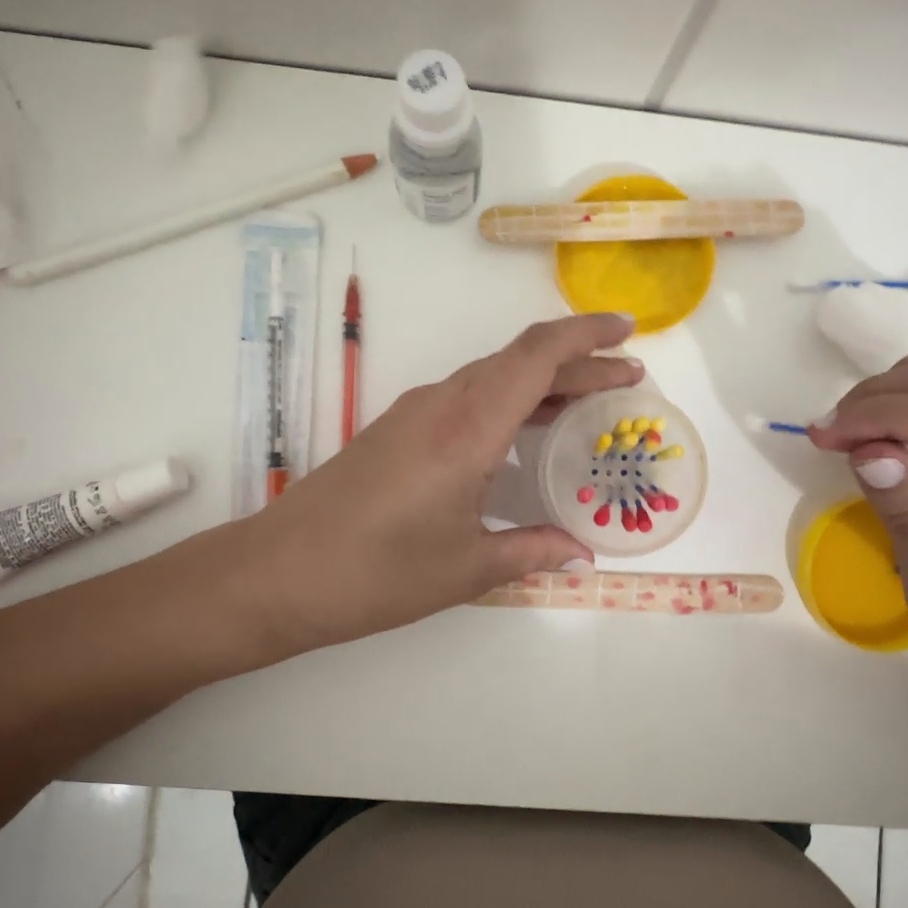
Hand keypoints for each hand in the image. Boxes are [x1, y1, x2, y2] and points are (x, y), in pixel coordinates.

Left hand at [245, 313, 641, 650]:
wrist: (279, 573)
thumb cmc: (377, 574)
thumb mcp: (466, 568)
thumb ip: (532, 552)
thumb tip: (581, 553)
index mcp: (468, 430)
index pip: (536, 355)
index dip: (586, 334)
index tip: (628, 333)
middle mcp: (442, 405)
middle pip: (519, 360)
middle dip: (577, 361)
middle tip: (626, 379)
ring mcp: (414, 412)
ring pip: (491, 376)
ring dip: (542, 381)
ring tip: (587, 403)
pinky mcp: (396, 428)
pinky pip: (466, 397)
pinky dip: (508, 401)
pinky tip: (523, 435)